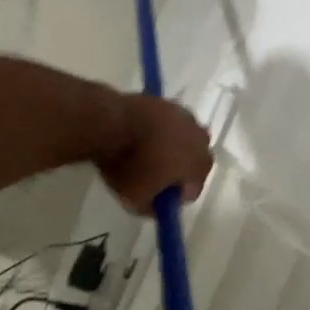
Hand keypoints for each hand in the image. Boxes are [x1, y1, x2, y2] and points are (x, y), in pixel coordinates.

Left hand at [96, 94, 212, 215]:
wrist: (109, 122)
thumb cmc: (129, 165)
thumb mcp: (135, 200)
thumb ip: (151, 208)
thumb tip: (155, 208)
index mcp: (199, 165)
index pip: (192, 190)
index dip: (174, 197)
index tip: (157, 198)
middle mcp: (200, 139)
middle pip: (192, 161)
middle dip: (177, 170)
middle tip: (153, 176)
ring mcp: (183, 116)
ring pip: (182, 139)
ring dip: (170, 147)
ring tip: (145, 153)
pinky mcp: (165, 101)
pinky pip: (167, 123)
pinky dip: (158, 130)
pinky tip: (140, 136)